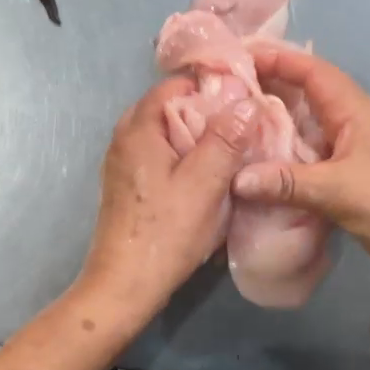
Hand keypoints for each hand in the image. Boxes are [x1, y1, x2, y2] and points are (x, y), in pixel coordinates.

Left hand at [79, 76, 257, 311]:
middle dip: (206, 112)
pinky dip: (184, 160)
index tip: (245, 97)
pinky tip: (208, 178)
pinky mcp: (129, 189)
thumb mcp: (204, 183)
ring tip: (232, 151)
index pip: (175, 84)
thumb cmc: (166, 232)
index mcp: (139, 129)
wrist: (125, 285)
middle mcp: (124, 140)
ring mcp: (123, 166)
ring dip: (197, 139)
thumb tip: (246, 100)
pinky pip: (160, 159)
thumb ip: (225, 139)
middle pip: (170, 109)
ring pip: (166, 136)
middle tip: (244, 125)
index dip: (211, 86)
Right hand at [233, 45, 369, 277]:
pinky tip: (260, 169)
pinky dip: (286, 159)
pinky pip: (312, 159)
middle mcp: (352, 123)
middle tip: (225, 93)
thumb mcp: (336, 190)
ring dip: (276, 127)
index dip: (276, 59)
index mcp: (354, 110)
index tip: (239, 56)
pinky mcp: (350, 179)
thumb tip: (237, 179)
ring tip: (234, 128)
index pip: (311, 71)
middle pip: (306, 95)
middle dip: (269, 89)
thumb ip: (285, 183)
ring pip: (307, 129)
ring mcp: (352, 151)